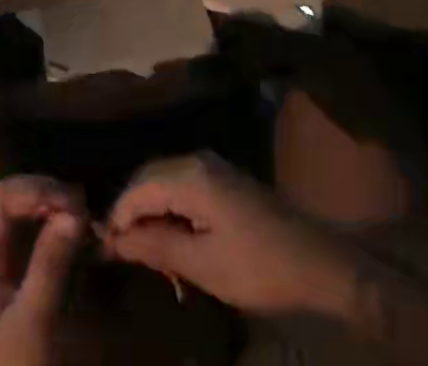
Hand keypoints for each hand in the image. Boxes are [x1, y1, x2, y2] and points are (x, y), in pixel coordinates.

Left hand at [0, 175, 87, 365]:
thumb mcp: (32, 321)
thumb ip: (50, 265)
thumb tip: (75, 211)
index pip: (2, 198)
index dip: (37, 190)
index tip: (75, 205)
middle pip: (13, 201)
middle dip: (48, 196)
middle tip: (86, 212)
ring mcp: (3, 267)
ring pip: (26, 217)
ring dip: (56, 210)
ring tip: (88, 224)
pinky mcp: (20, 283)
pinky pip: (37, 241)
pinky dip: (60, 232)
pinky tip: (82, 242)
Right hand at [101, 152, 368, 320]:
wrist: (322, 266)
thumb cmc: (260, 267)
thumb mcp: (203, 264)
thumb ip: (156, 247)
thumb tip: (114, 240)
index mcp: (191, 176)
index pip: (137, 189)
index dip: (117, 218)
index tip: (105, 250)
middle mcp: (198, 160)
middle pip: (147, 179)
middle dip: (131, 213)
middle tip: (122, 251)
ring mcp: (213, 167)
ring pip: (163, 181)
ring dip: (150, 212)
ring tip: (144, 249)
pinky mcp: (224, 180)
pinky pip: (181, 185)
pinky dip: (169, 209)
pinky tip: (170, 238)